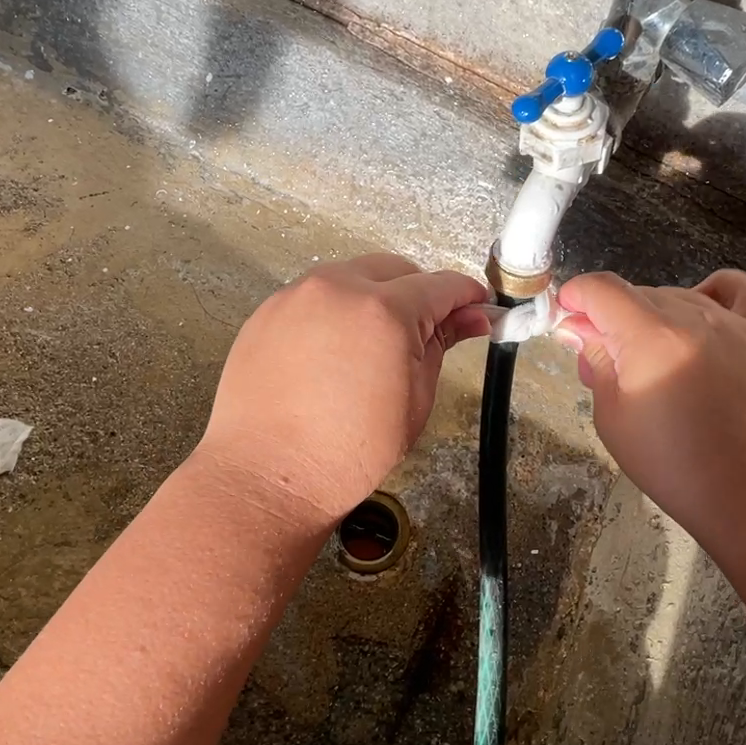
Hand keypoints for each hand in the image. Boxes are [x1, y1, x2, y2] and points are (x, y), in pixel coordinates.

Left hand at [197, 254, 488, 524]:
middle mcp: (339, 288)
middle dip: (417, 293)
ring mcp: (297, 296)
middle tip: (424, 335)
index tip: (478, 309)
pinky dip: (335, 313)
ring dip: (373, 298)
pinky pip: (315, 298)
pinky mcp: (267, 311)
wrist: (268, 474)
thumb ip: (441, 345)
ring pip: (351, 277)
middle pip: (394, 270)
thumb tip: (472, 317)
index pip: (440, 285)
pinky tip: (331, 356)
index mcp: (385, 311)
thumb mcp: (414, 399)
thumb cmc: (351, 450)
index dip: (466, 296)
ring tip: (372, 348)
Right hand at [555, 270, 745, 554]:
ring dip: (650, 317)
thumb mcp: (614, 420)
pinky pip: (739, 291)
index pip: (602, 289)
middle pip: (636, 293)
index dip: (573, 297)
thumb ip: (596, 363)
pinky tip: (700, 313)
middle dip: (608, 319)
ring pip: (676, 295)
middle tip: (603, 367)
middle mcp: (696, 318)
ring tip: (648, 362)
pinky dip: (713, 291)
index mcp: (654, 338)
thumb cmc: (677, 470)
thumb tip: (579, 330)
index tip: (563, 321)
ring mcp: (735, 324)